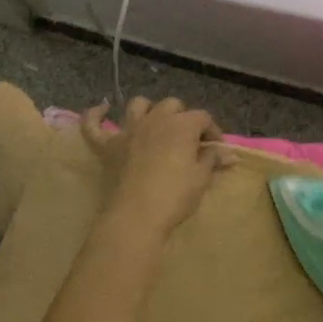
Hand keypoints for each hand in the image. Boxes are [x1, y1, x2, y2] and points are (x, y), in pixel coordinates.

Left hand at [83, 97, 229, 236]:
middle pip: (173, 105)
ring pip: (139, 105)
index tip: (216, 150)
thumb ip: (212, 160)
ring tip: (156, 124)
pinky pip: (93, 124)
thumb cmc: (175, 196)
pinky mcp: (107, 146)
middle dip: (184, 118)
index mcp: (182, 125)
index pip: (203, 117)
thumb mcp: (201, 178)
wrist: (136, 217)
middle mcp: (155, 120)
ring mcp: (128, 131)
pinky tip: (102, 110)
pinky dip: (95, 115)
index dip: (212, 131)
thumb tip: (229, 154)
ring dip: (149, 110)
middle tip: (189, 141)